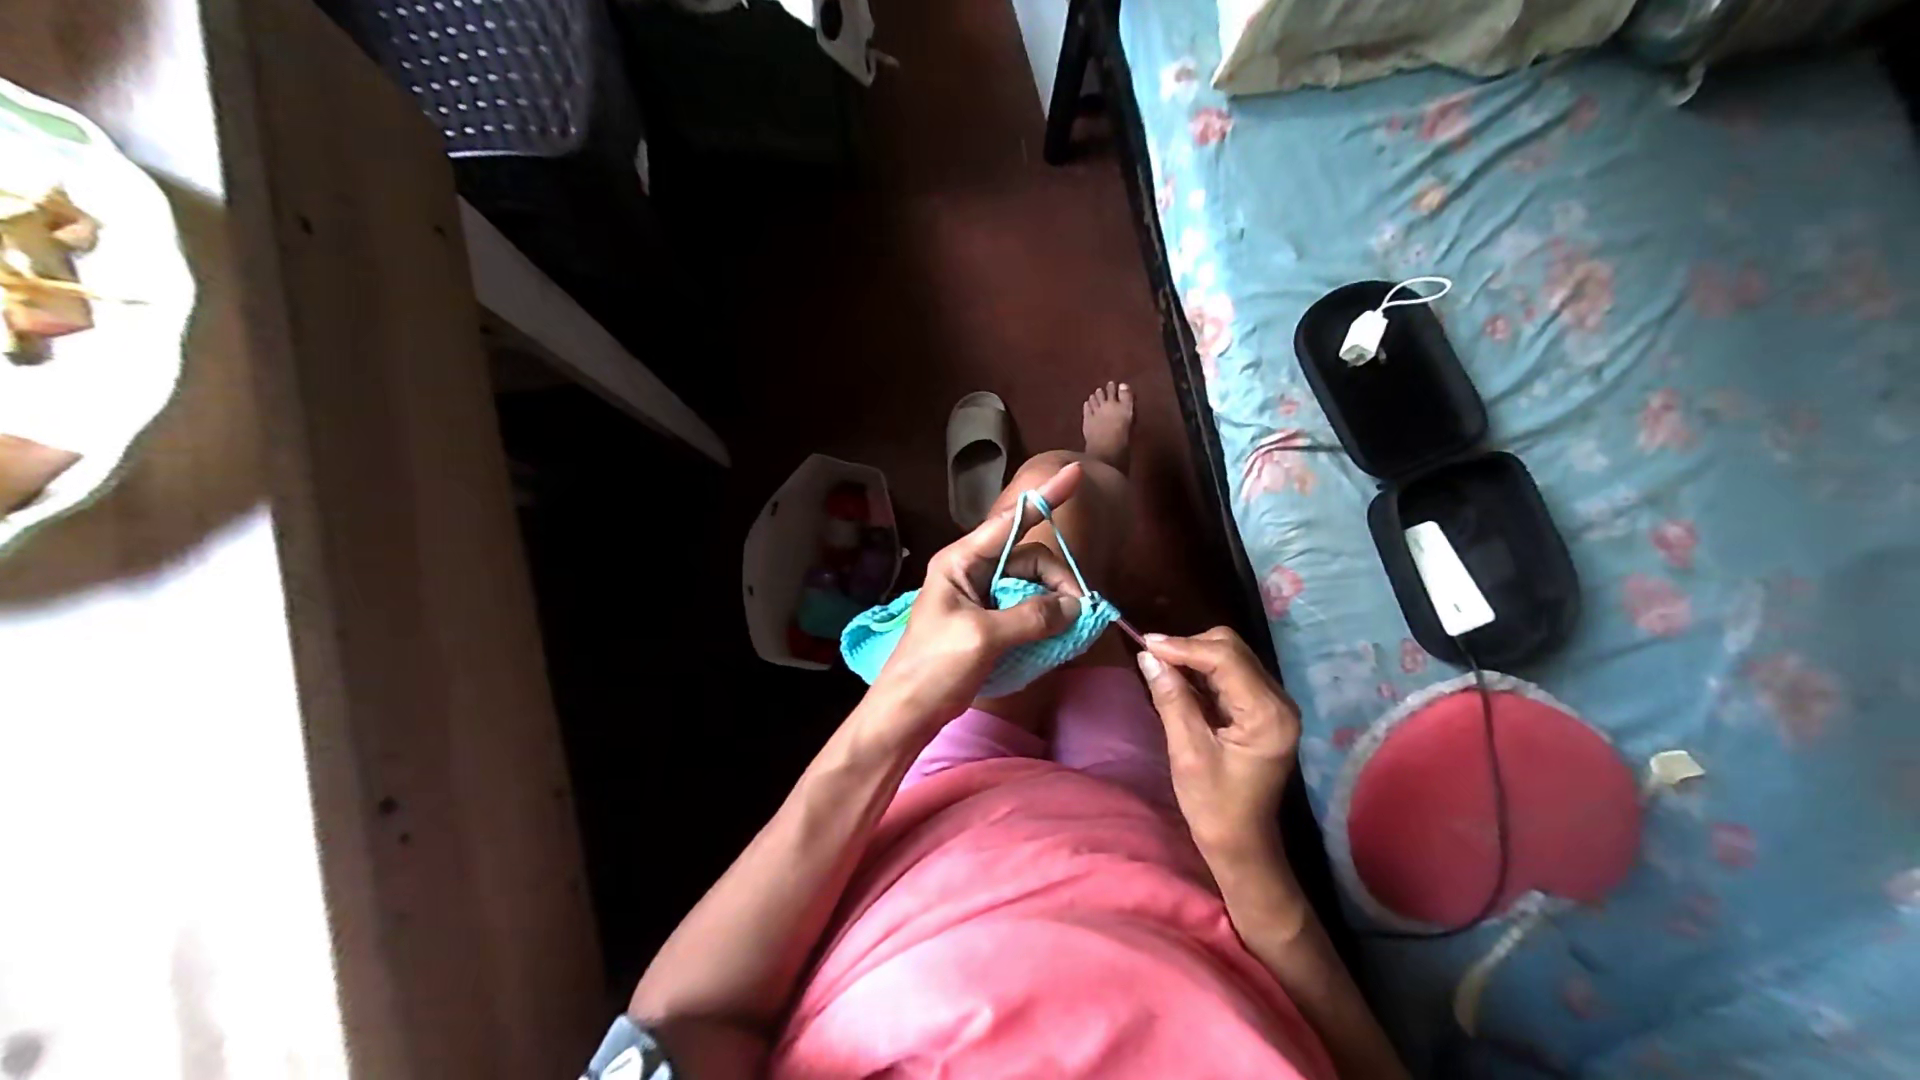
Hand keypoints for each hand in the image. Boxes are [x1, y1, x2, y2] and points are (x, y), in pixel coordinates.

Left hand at [866, 464, 1085, 738]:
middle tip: (1079, 613)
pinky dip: (1043, 619)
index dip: (1045, 499)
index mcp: (960, 561)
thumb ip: (1032, 617)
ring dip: (1053, 603)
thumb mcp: (983, 638)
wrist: (907, 711)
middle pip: (1028, 559)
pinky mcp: (986, 621)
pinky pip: (1024, 609)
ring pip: (1030, 585)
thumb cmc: (933, 668)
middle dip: (1057, 580)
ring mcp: (979, 596)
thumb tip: (1075, 606)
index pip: (1009, 522)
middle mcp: (971, 570)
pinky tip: (1056, 636)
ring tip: (1069, 629)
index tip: (1074, 473)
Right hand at [1136, 628, 1300, 860]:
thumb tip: (1147, 656)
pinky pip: (1228, 673)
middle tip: (1152, 658)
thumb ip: (1171, 699)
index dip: (1183, 646)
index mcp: (1267, 715)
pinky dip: (1200, 670)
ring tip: (1160, 668)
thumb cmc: (1214, 805)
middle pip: (1231, 649)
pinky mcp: (1260, 708)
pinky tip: (1178, 680)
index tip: (1145, 644)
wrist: (1241, 843)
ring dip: (1193, 656)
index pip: (1225, 659)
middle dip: (1189, 647)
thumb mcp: (1187, 752)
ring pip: (1229, 656)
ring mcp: (1272, 703)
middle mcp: (1278, 701)